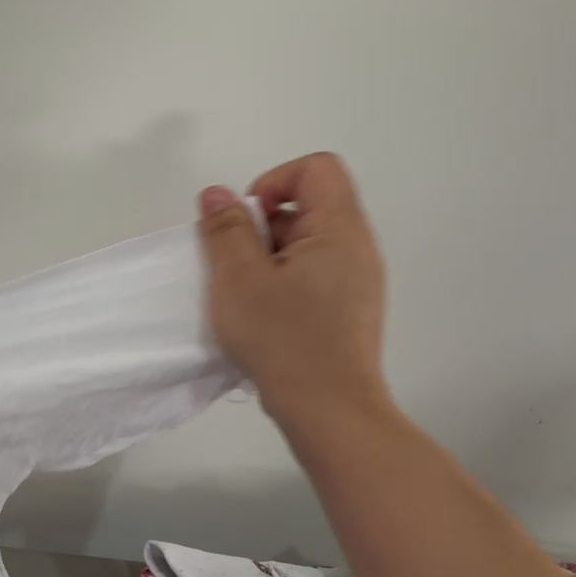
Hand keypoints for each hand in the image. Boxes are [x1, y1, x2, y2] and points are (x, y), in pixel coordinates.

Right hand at [198, 153, 390, 419]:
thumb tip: (219, 193)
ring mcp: (354, 279)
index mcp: (339, 230)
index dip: (271, 183)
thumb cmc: (281, 337)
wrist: (327, 407)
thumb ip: (226, 230)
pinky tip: (259, 314)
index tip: (242, 224)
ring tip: (241, 295)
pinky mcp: (344, 307)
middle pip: (306, 205)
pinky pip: (308, 272)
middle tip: (232, 267)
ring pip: (302, 242)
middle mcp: (356, 247)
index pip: (315, 170)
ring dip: (263, 257)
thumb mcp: (238, 279)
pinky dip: (276, 281)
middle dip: (258, 226)